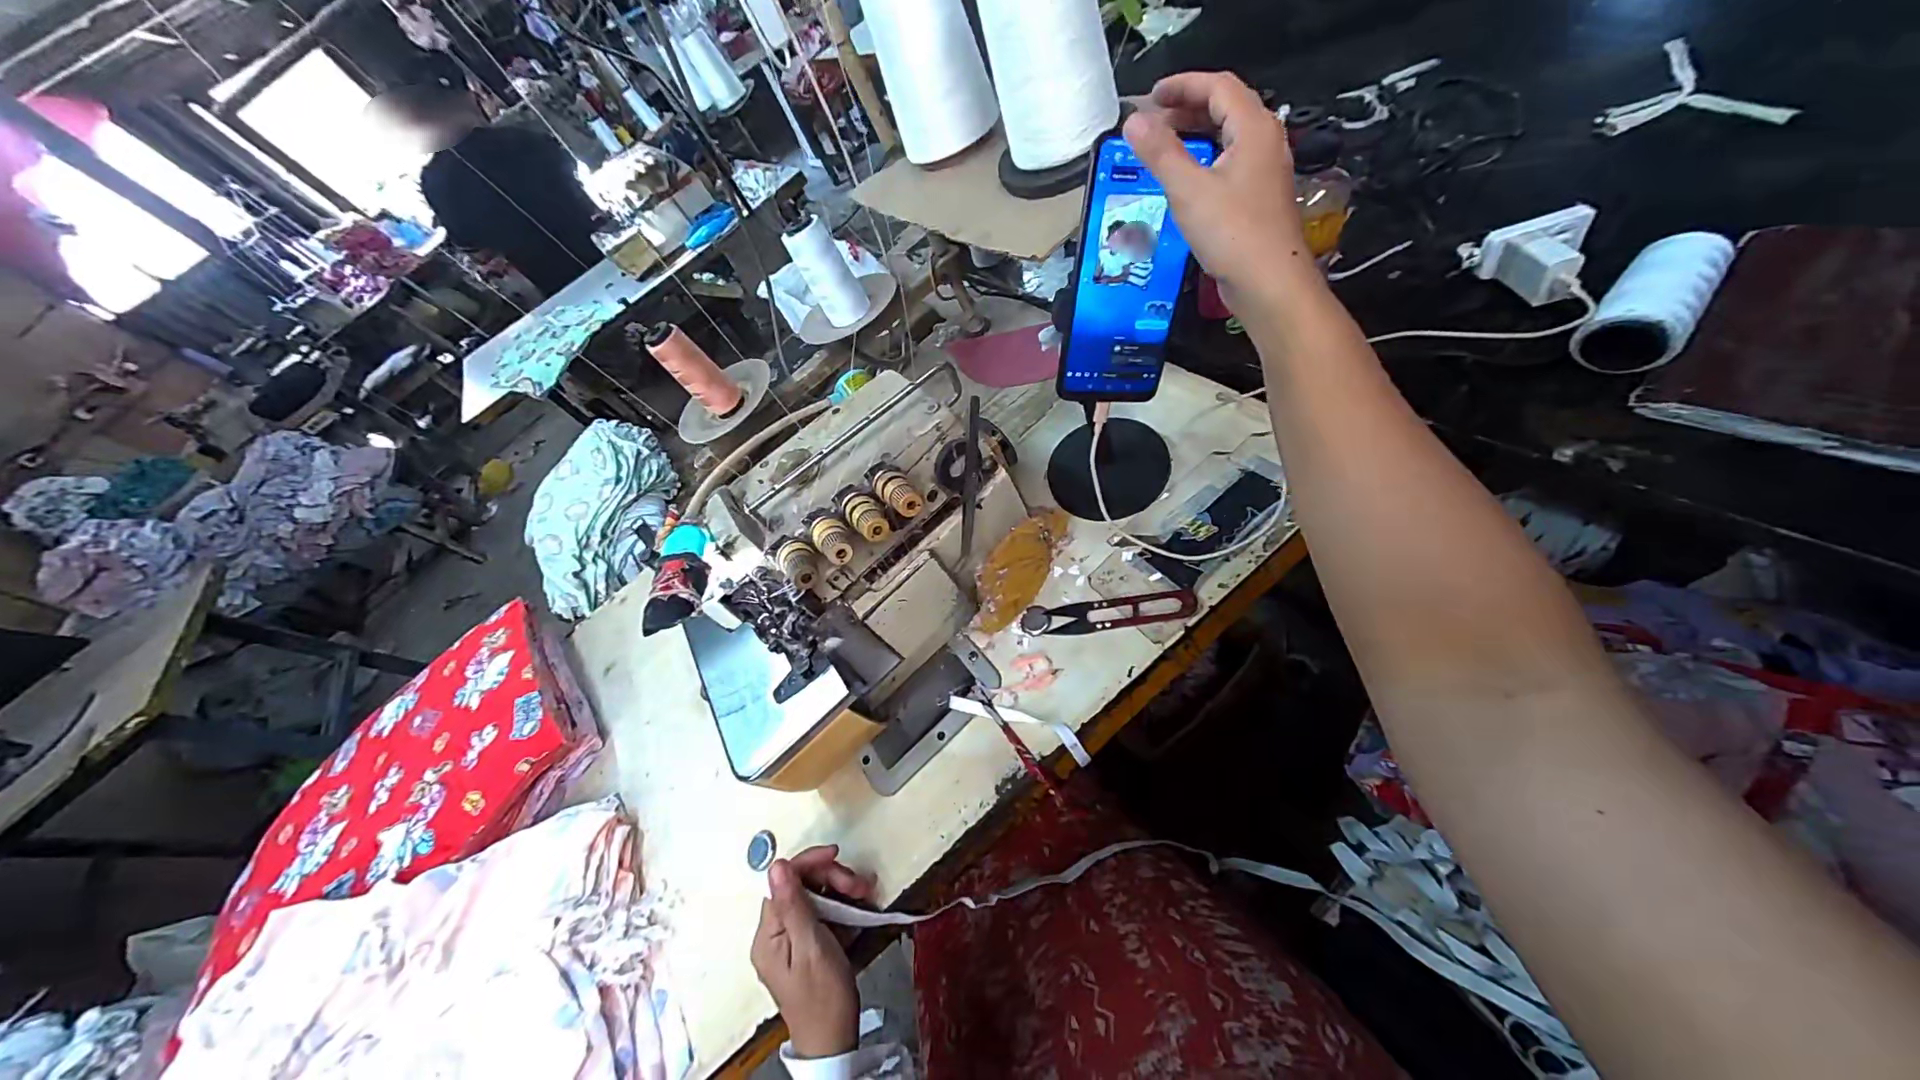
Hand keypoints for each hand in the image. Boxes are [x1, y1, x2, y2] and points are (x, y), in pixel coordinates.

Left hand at [749, 845, 875, 1058]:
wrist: (835, 1041)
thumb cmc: (823, 996)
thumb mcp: (811, 947)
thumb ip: (794, 905)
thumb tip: (775, 865)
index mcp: (768, 935)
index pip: (784, 881)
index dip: (809, 863)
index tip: (837, 856)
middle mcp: (776, 933)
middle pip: (802, 886)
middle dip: (832, 879)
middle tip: (859, 888)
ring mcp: (793, 939)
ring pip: (816, 896)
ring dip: (842, 891)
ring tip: (865, 896)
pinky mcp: (810, 945)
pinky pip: (824, 913)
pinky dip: (844, 908)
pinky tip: (861, 910)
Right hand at [1123, 72, 1313, 307]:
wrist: (1269, 282)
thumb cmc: (1235, 235)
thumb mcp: (1188, 190)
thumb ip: (1160, 152)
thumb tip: (1135, 121)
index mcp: (1253, 129)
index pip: (1218, 87)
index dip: (1183, 85)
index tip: (1153, 96)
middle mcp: (1265, 144)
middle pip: (1226, 109)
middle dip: (1187, 109)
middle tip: (1154, 122)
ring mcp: (1264, 172)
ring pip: (1228, 138)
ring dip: (1196, 136)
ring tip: (1165, 148)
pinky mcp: (1258, 199)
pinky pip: (1230, 165)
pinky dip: (1204, 161)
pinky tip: (1185, 181)